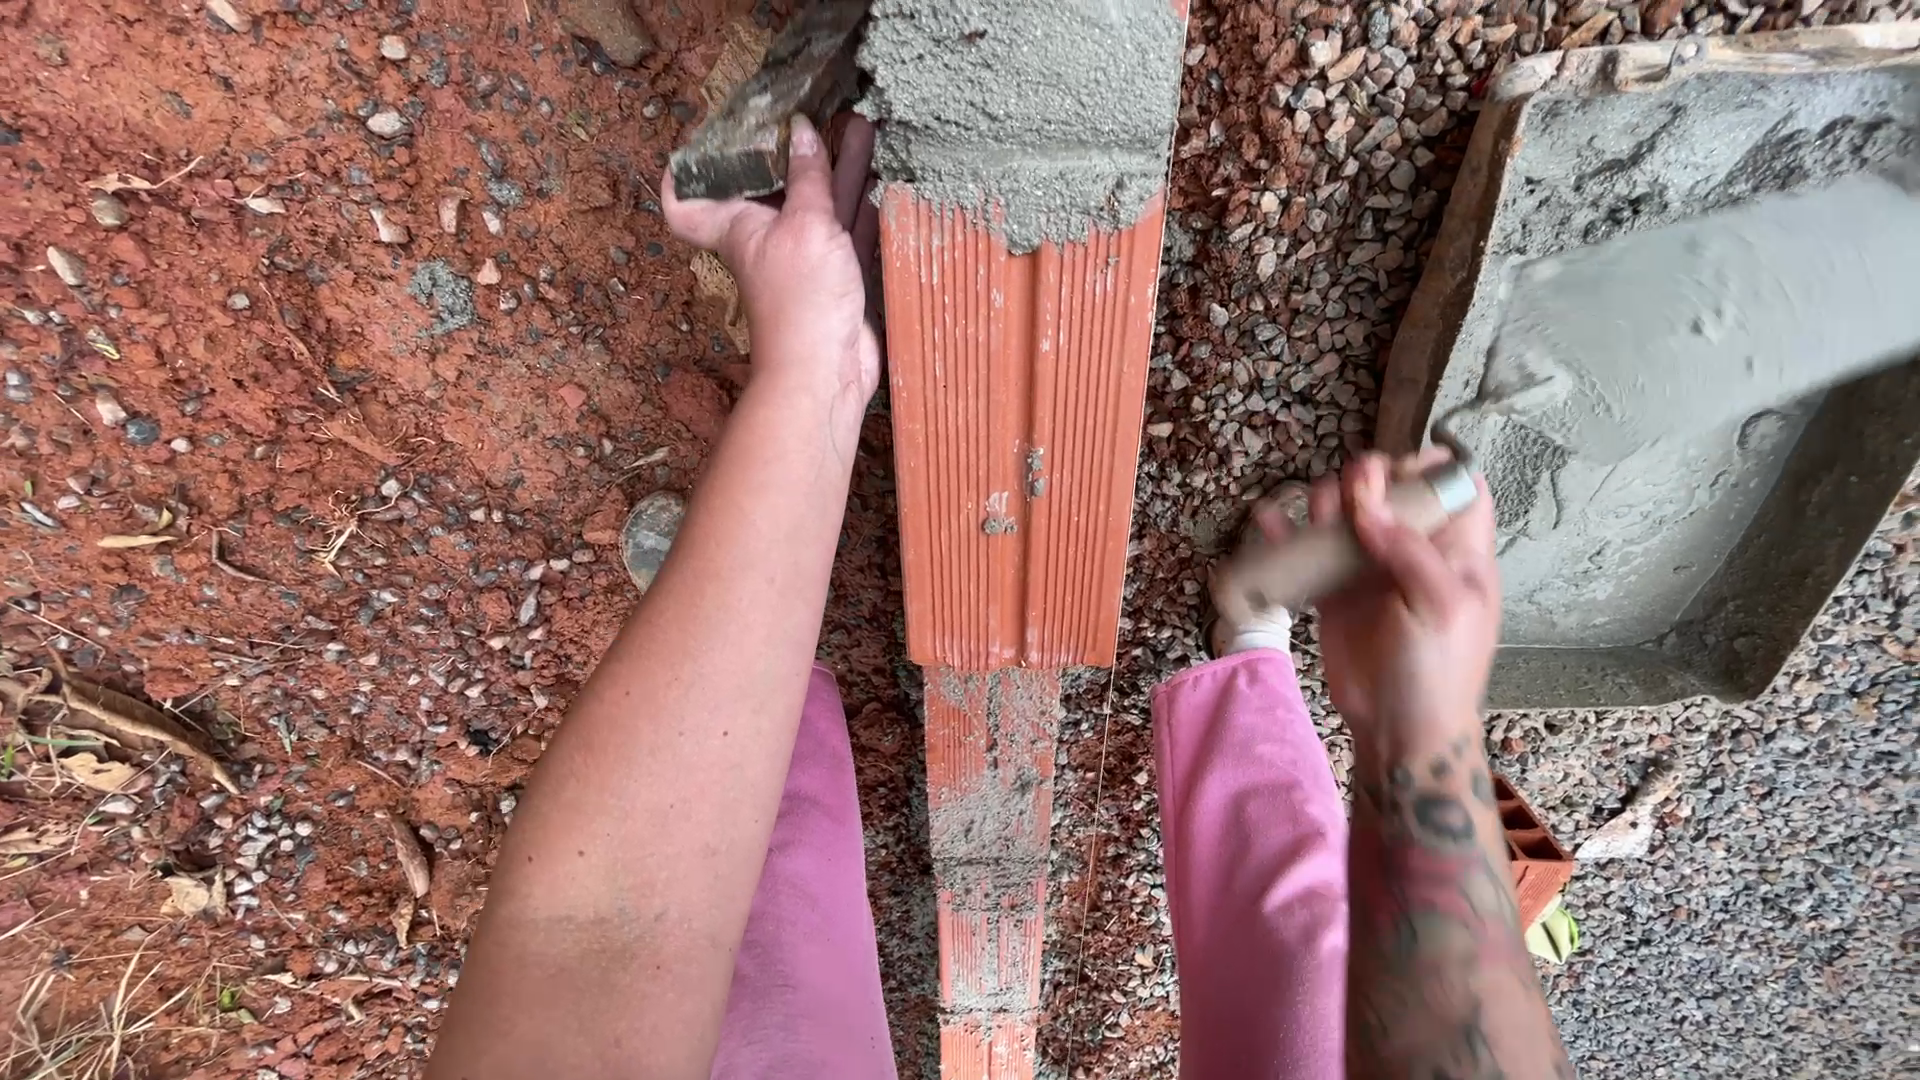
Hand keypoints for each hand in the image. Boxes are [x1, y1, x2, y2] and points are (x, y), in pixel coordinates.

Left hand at [662, 114, 880, 402]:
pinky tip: (884, 185)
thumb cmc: (801, 303)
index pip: (686, 201)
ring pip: (823, 205)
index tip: (704, 140)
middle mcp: (769, 240)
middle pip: (775, 186)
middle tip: (820, 111)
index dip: (685, 172)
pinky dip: (865, 211)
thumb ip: (808, 177)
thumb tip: (803, 132)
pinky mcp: (840, 281)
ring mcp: (807, 261)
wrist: (826, 372)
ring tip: (867, 129)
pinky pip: (852, 236)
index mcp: (738, 225)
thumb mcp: (805, 225)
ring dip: (842, 171)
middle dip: (794, 150)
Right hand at [1309, 449, 1499, 743]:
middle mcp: (1412, 552)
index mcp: (1457, 552)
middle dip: (1365, 482)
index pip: (1458, 490)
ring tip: (1313, 516)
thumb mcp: (1439, 607)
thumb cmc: (1437, 669)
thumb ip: (1408, 551)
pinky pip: (1308, 555)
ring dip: (1324, 505)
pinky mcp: (1333, 592)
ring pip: (1345, 517)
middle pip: (1390, 494)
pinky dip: (1286, 536)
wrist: (1396, 725)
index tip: (1397, 470)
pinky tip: (1268, 522)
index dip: (1433, 469)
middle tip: (1345, 496)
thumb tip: (1368, 500)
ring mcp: (1369, 570)